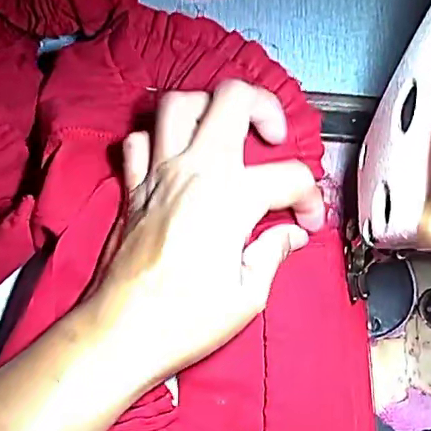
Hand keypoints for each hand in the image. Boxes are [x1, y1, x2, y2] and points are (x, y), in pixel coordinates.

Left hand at [81, 79, 325, 388]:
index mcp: (231, 198)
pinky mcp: (132, 190)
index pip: (289, 175)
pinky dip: (156, 137)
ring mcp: (158, 176)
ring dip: (207, 106)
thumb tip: (287, 237)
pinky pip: (138, 140)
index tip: (305, 219)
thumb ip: (272, 254)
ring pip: (179, 103)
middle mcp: (193, 174)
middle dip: (265, 106)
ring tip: (223, 128)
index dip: (309, 197)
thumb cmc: (177, 321)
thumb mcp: (247, 297)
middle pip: (234, 98)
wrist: (121, 331)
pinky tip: (173, 155)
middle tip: (273, 136)